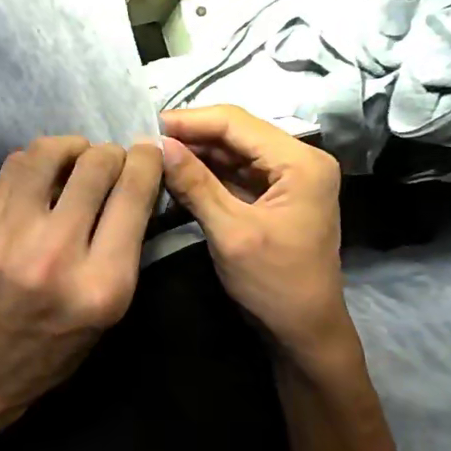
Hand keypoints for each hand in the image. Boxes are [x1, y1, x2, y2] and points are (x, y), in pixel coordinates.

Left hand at [0, 136, 162, 421]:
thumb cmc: (61, 344)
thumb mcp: (113, 307)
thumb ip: (127, 242)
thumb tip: (133, 177)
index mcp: (102, 284)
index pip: (133, 195)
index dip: (147, 161)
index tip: (148, 152)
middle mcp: (55, 255)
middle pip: (96, 165)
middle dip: (112, 154)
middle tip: (110, 162)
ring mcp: (9, 237)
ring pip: (48, 154)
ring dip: (72, 147)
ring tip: (76, 158)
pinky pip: (13, 166)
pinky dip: (37, 161)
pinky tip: (44, 173)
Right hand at [159, 106, 347, 352]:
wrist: (305, 329)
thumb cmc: (274, 283)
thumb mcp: (230, 232)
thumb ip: (195, 184)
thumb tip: (159, 145)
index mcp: (300, 162)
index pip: (236, 123)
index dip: (190, 120)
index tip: (147, 125)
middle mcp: (299, 159)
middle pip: (237, 132)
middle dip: (191, 135)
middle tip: (146, 141)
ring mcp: (289, 176)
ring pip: (234, 150)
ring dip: (197, 152)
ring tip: (156, 154)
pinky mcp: (276, 193)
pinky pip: (237, 171)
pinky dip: (208, 171)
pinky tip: (177, 172)